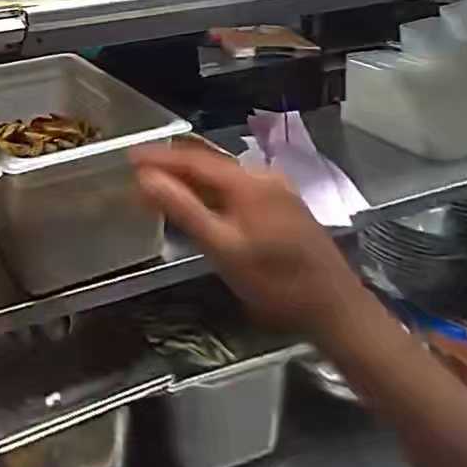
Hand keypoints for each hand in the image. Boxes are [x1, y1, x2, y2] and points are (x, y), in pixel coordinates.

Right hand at [132, 140, 362, 341]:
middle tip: (139, 175)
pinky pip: (237, 189)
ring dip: (191, 182)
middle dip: (173, 168)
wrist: (337, 309)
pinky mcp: (283, 206)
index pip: (194, 158)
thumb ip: (183, 210)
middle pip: (209, 163)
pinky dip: (212, 193)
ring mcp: (276, 190)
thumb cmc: (276, 283)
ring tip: (161, 190)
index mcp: (249, 181)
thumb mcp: (223, 249)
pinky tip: (199, 206)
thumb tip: (145, 179)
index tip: (130, 158)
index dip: (159, 157)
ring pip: (223, 177)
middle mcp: (263, 176)